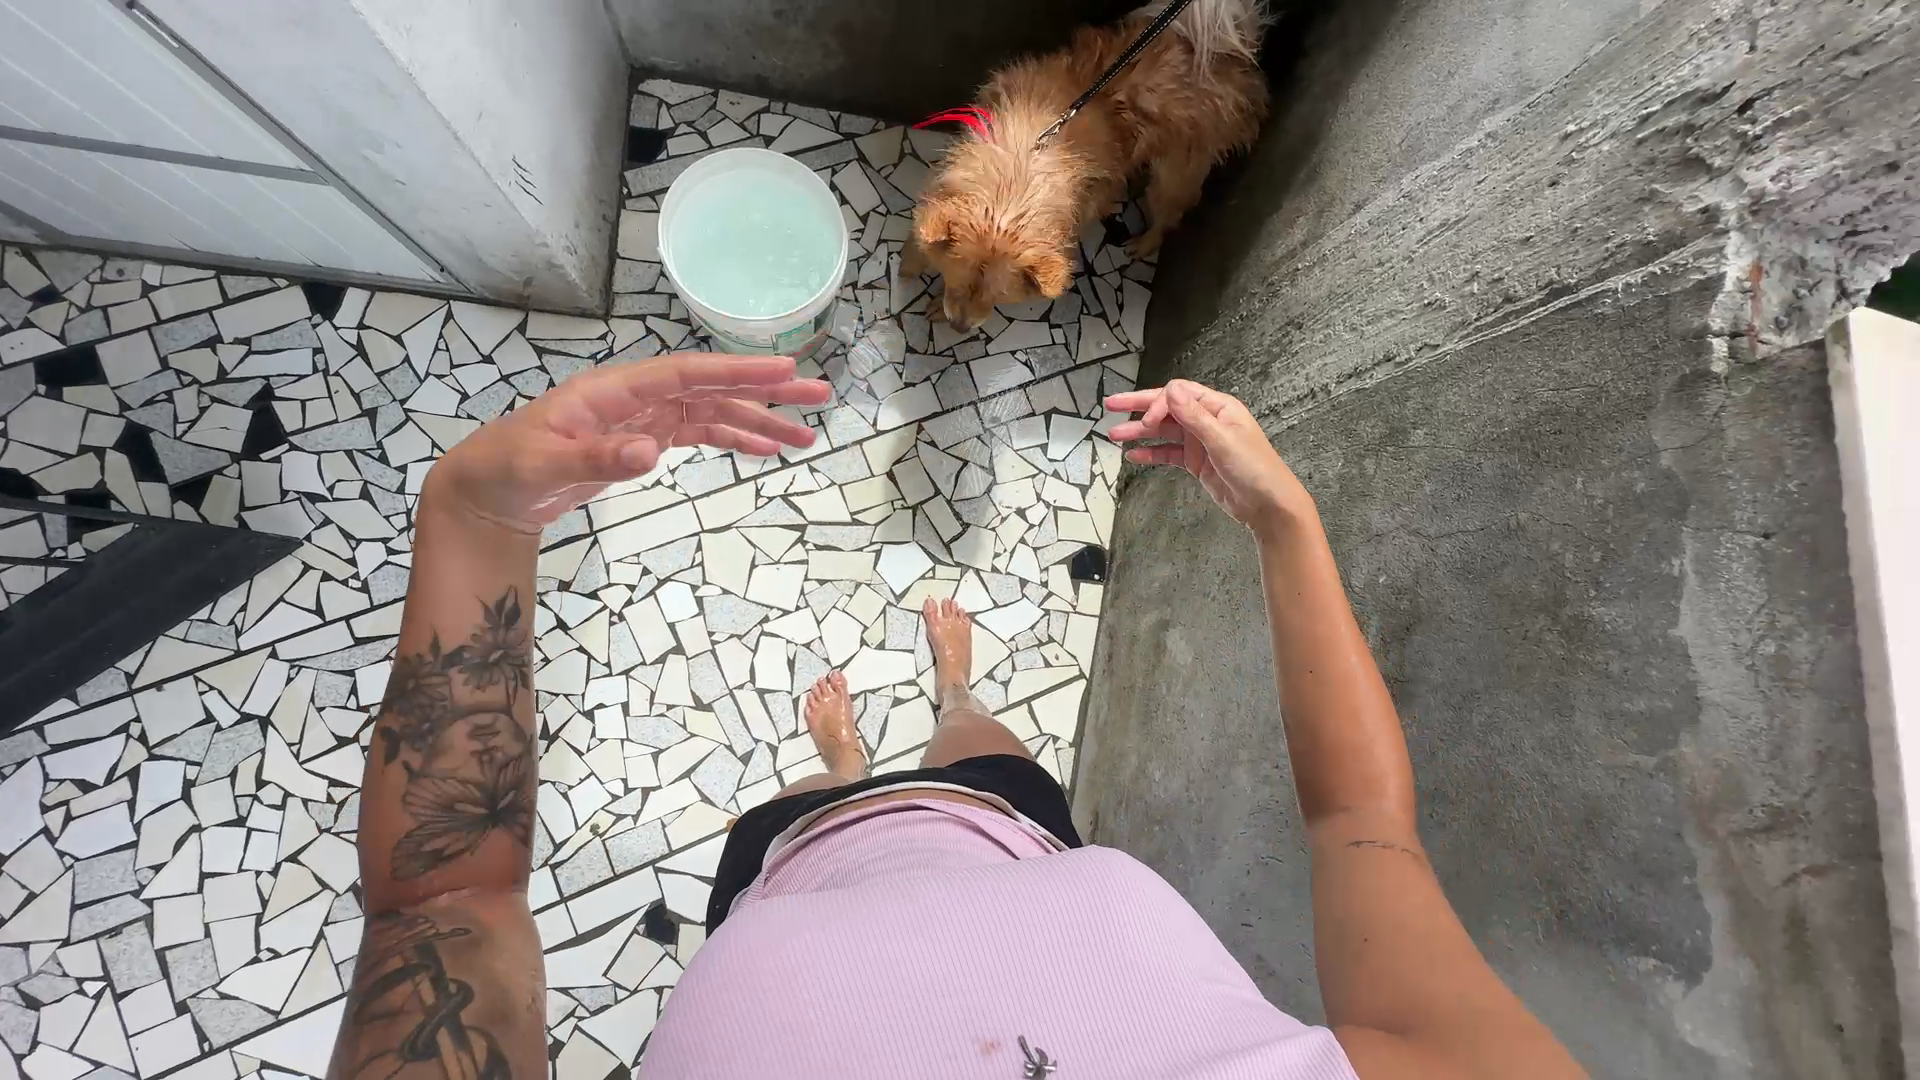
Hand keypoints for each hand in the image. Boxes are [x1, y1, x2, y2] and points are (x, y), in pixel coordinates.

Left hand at [428, 353, 831, 531]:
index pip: (685, 374)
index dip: (735, 371)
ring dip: (761, 421)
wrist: (489, 492)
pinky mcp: (648, 439)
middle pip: (713, 387)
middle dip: (767, 390)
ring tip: (805, 435)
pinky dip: (736, 440)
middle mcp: (638, 397)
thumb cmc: (506, 470)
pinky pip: (702, 435)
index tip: (784, 369)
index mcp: (612, 390)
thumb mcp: (542, 467)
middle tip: (818, 395)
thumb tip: (653, 452)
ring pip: (715, 412)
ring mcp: (646, 418)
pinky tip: (766, 450)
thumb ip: (596, 459)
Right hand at [1105, 379, 1314, 537]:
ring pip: (1163, 432)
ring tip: (1114, 435)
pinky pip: (1168, 453)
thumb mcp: (1223, 440)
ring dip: (1140, 433)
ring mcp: (1200, 441)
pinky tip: (1134, 456)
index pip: (1178, 395)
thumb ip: (1194, 416)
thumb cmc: (1255, 469)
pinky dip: (1151, 454)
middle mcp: (1207, 420)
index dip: (1157, 404)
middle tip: (1111, 404)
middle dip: (1138, 407)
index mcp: (1218, 407)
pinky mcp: (1196, 462)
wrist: (1268, 505)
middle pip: (1167, 408)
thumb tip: (1170, 390)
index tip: (1145, 422)